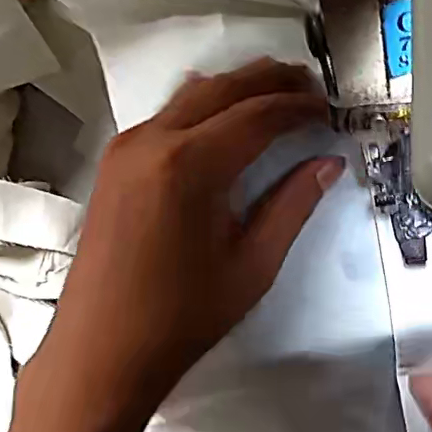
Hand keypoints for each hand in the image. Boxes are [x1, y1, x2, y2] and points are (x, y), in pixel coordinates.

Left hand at [29, 58, 341, 418]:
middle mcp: (153, 141)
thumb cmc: (183, 317)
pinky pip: (167, 115)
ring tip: (277, 93)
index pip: (258, 115)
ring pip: (191, 95)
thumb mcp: (253, 264)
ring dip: (237, 88)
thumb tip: (327, 164)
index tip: (329, 109)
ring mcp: (126, 149)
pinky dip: (204, 106)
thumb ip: (293, 205)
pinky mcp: (115, 164)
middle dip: (271, 81)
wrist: (103, 350)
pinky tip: (225, 118)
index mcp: (190, 165)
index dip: (299, 107)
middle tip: (310, 86)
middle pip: (223, 89)